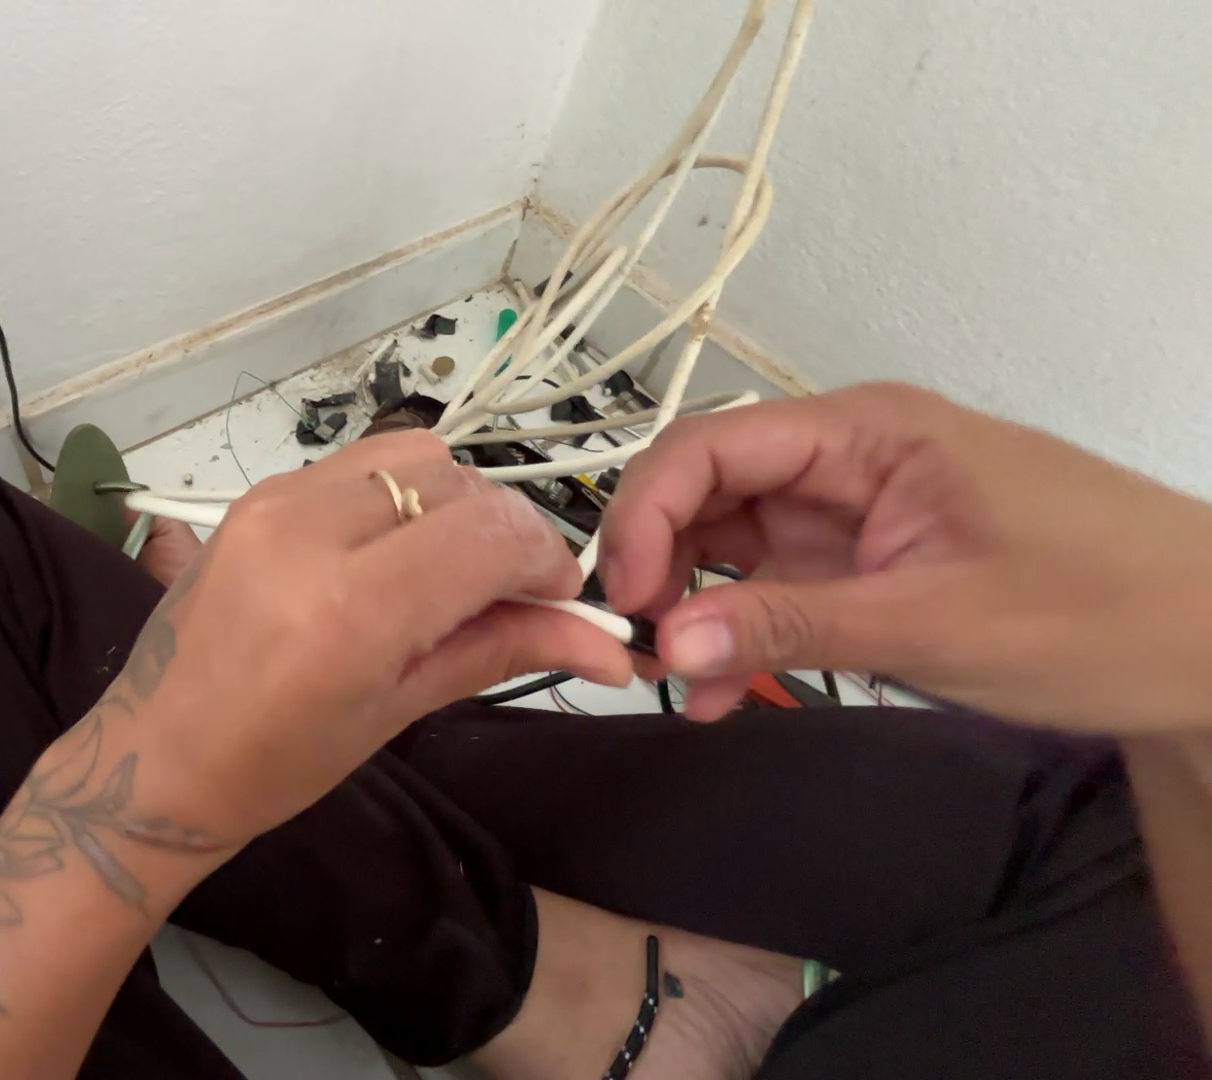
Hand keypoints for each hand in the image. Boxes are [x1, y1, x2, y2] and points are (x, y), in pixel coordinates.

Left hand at [110, 431, 633, 843]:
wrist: (158, 753)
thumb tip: (606, 645)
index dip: (544, 558)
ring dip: (450, 503)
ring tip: (439, 567)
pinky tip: (383, 549)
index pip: (490, 532)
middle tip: (500, 591)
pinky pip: (355, 464)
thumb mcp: (396, 711)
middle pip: (457, 483)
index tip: (551, 597)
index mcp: (347, 610)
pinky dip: (395, 495)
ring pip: (411, 455)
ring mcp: (271, 502)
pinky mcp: (253, 494)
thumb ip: (500, 651)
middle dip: (502, 531)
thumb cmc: (275, 763)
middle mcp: (307, 533)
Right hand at [601, 382, 1211, 730]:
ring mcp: (829, 509)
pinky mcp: (834, 557)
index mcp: (857, 434)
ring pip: (711, 541)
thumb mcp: (935, 623)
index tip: (625, 595)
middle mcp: (830, 459)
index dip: (644, 513)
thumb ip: (787, 627)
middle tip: (634, 636)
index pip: (705, 448)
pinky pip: (750, 586)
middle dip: (652, 560)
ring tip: (666, 671)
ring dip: (680, 604)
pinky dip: (725, 634)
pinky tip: (716, 691)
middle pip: (695, 490)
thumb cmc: (1107, 616)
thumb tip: (665, 645)